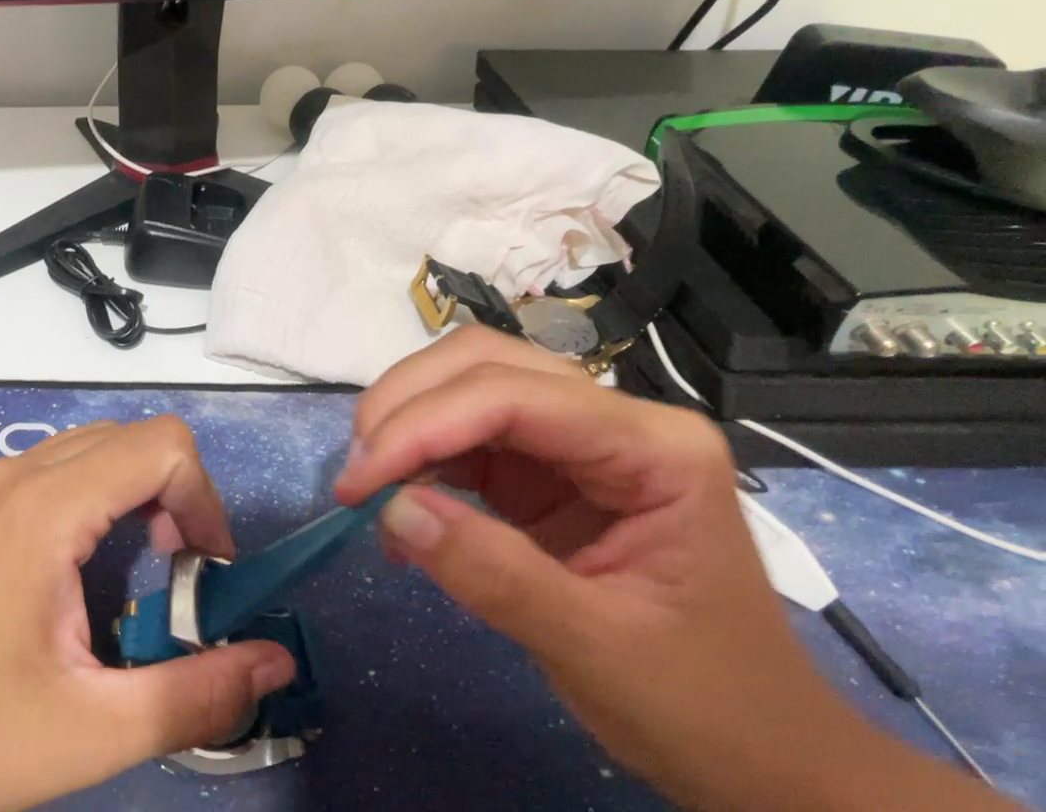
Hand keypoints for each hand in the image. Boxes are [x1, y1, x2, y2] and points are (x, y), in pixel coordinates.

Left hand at [0, 418, 294, 811]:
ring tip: (144, 578)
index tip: (209, 573)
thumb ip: (197, 695)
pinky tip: (88, 578)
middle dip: (178, 496)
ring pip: (93, 452)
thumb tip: (276, 662)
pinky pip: (57, 475)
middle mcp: (13, 478)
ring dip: (138, 498)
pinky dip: (99, 503)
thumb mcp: (93, 731)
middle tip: (185, 578)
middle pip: (130, 439)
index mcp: (42, 512)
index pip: (160, 445)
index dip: (205, 499)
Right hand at [335, 326, 1012, 811]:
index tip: (358, 483)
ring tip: (366, 488)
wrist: (761, 753)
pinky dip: (419, 458)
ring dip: (405, 423)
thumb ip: (495, 575)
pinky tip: (398, 506)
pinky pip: (466, 436)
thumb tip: (392, 510)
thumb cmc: (704, 704)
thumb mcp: (597, 650)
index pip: (515, 397)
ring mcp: (579, 443)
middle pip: (484, 364)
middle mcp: (617, 424)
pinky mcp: (546, 472)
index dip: (423, 425)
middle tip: (356, 477)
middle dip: (406, 406)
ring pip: (468, 385)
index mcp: (655, 449)